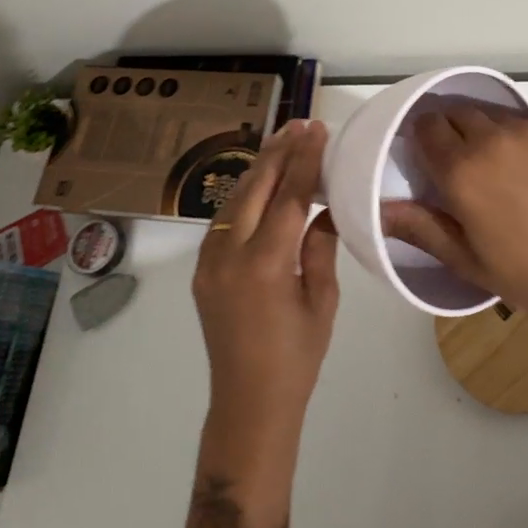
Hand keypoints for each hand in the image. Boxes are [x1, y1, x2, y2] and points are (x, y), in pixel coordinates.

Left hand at [192, 119, 339, 419]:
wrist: (248, 403)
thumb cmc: (296, 358)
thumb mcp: (322, 301)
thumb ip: (320, 248)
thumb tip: (325, 209)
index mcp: (266, 265)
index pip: (288, 197)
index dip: (305, 160)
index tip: (317, 130)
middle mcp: (230, 255)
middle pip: (254, 188)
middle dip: (278, 152)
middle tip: (300, 124)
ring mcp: (209, 262)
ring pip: (233, 200)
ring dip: (258, 169)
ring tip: (282, 142)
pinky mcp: (202, 270)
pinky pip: (223, 220)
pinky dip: (244, 195)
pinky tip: (260, 182)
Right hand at [380, 103, 527, 335]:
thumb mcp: (471, 262)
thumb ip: (422, 228)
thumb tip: (381, 209)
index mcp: (463, 171)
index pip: (424, 127)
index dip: (417, 137)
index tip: (421, 158)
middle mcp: (493, 139)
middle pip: (455, 112)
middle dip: (446, 130)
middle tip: (454, 165)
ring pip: (490, 115)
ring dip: (480, 131)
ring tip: (492, 167)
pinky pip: (525, 126)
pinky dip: (515, 139)